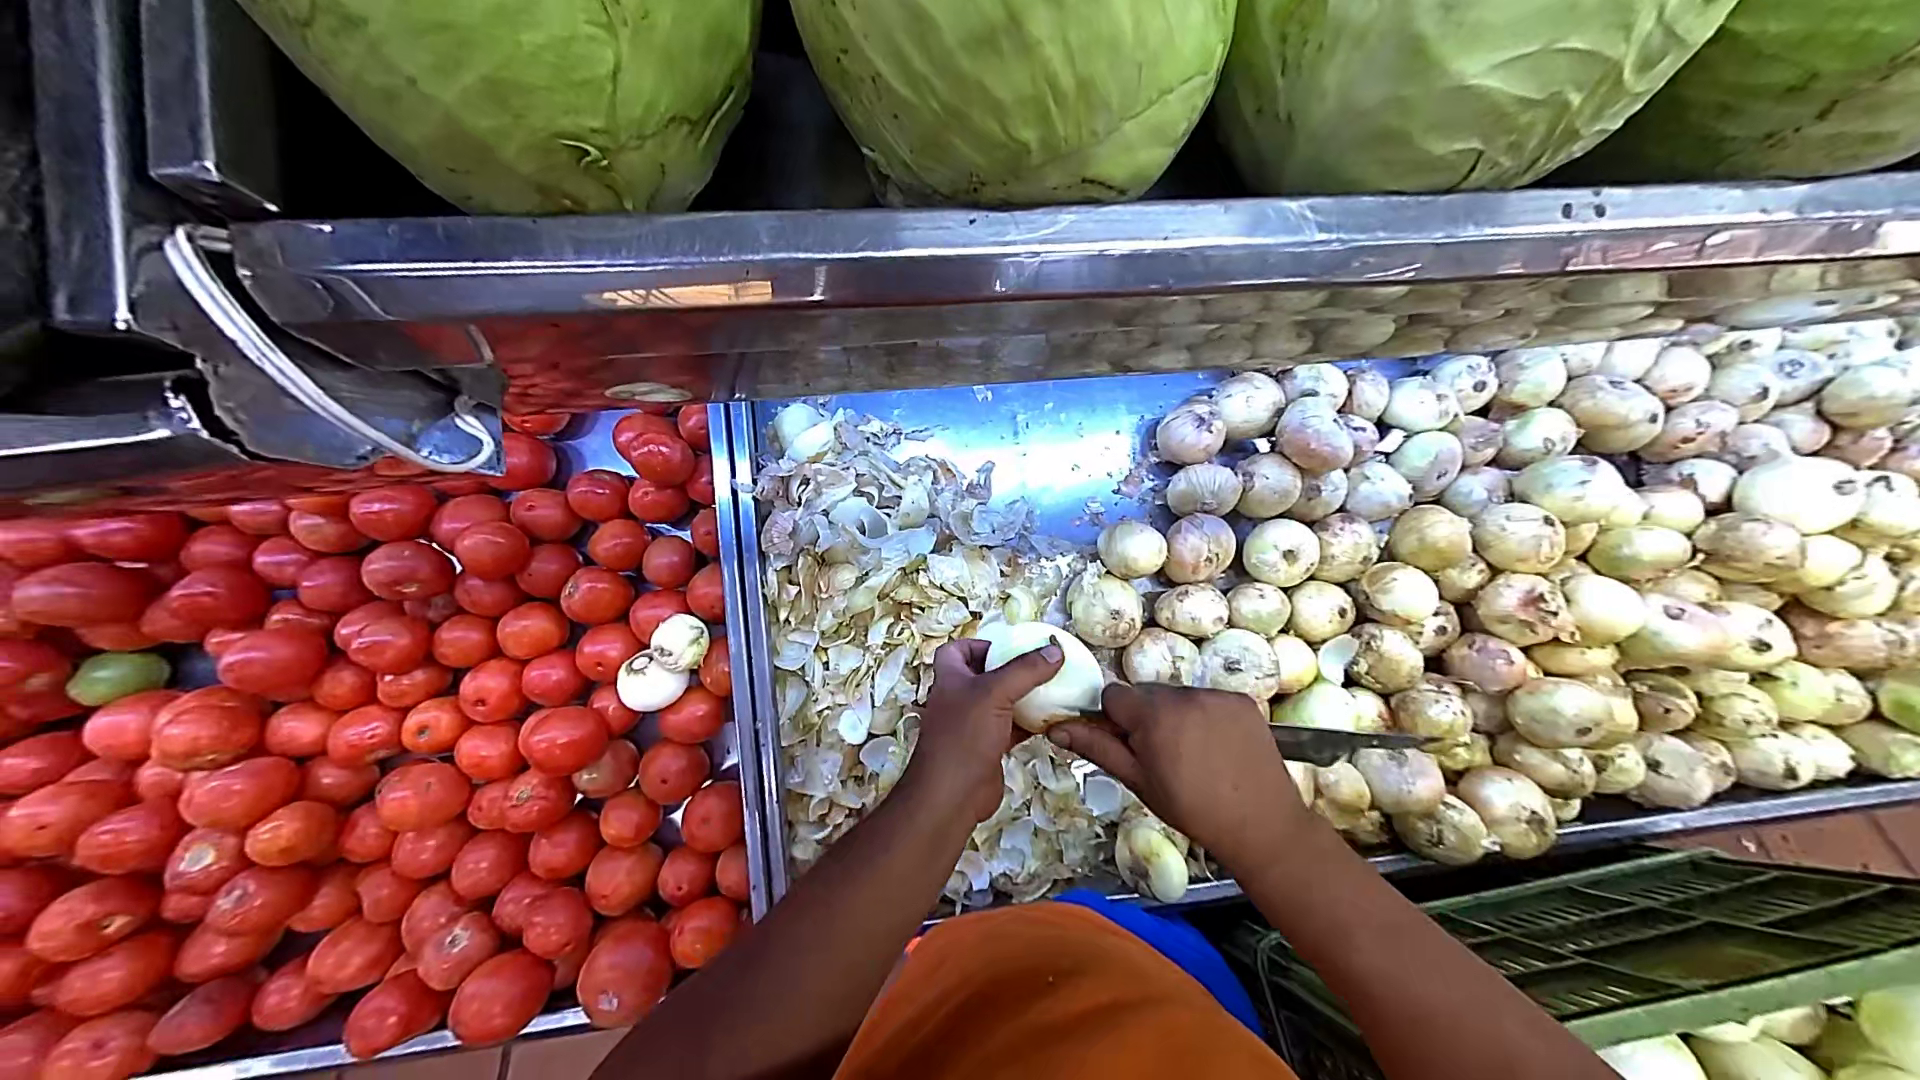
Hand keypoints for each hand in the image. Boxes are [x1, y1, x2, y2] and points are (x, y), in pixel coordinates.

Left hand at [900, 637, 1062, 822]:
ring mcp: (973, 725)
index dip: (979, 644)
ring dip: (1023, 696)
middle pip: (984, 675)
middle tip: (1038, 666)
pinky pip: (1012, 727)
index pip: (957, 650)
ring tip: (1052, 689)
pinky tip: (1052, 720)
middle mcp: (959, 698)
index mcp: (950, 678)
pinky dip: (1030, 722)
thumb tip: (1055, 649)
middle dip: (1009, 670)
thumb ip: (1025, 670)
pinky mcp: (988, 747)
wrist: (952, 794)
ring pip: (1001, 702)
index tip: (1007, 646)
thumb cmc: (964, 735)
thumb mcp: (994, 693)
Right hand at [1047, 683, 1309, 870]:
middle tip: (1161, 754)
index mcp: (1153, 715)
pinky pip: (1207, 698)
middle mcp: (1184, 695)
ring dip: (1174, 714)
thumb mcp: (1137, 780)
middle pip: (1145, 693)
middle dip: (1144, 716)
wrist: (1261, 825)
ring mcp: (1216, 695)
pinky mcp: (1241, 699)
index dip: (1115, 720)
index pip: (1114, 695)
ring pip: (1175, 695)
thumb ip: (1097, 747)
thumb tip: (1056, 728)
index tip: (1130, 745)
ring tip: (1192, 752)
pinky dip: (1204, 715)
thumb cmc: (1191, 808)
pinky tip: (1215, 745)